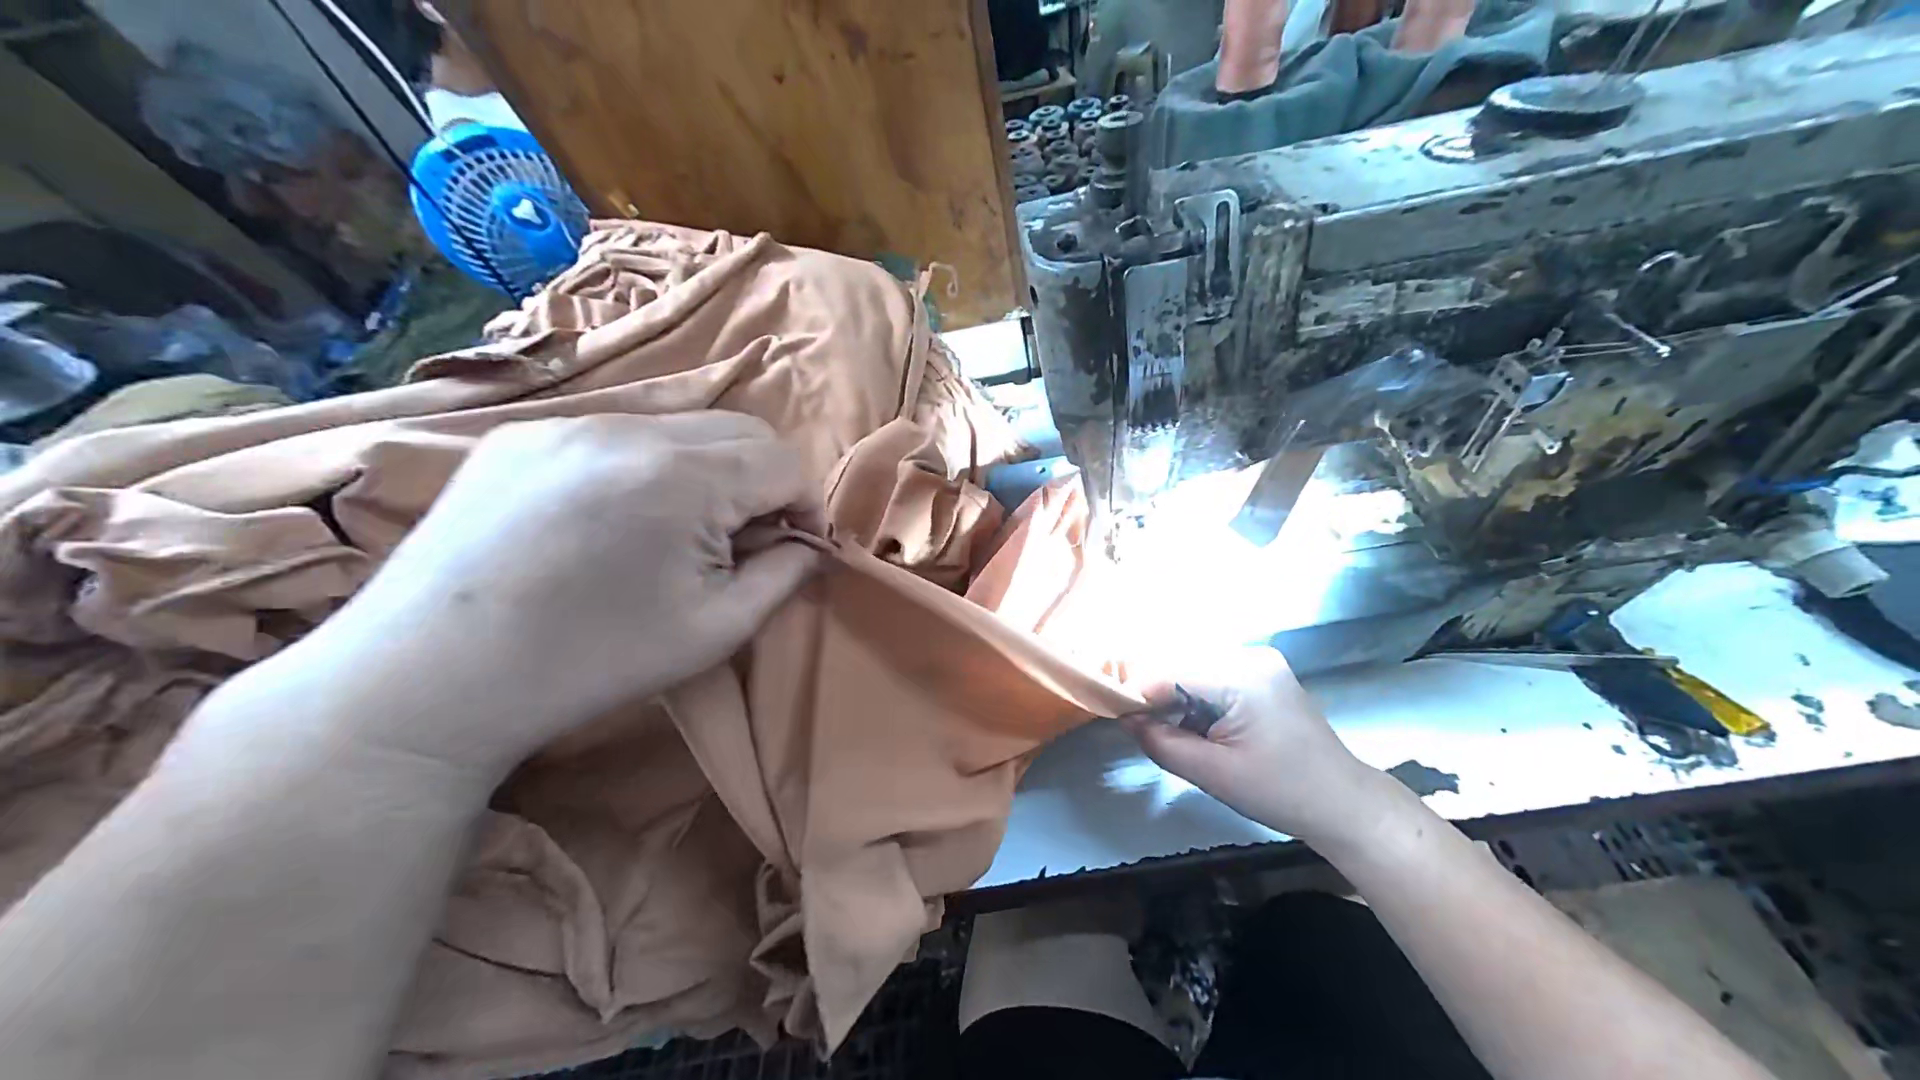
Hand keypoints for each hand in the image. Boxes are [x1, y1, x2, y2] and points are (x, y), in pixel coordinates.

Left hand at [284, 411, 820, 774]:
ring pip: (679, 426)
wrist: (430, 679)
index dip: (807, 504)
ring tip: (681, 531)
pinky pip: (616, 434)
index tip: (798, 547)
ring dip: (708, 470)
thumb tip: (808, 545)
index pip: (783, 461)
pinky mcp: (521, 435)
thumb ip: (782, 575)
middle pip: (740, 430)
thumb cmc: (591, 663)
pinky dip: (647, 466)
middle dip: (764, 481)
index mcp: (682, 477)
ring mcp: (567, 423)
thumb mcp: (715, 630)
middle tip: (746, 540)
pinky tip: (617, 519)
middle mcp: (627, 428)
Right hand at [1120, 647, 1390, 842]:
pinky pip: (1212, 674)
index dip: (1138, 696)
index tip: (1121, 721)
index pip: (1168, 673)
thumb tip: (1124, 718)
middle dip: (1157, 696)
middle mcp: (1250, 655)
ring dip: (1176, 697)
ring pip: (1192, 668)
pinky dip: (1196, 697)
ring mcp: (1259, 660)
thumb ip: (1161, 742)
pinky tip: (1202, 725)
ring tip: (1178, 732)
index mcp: (1241, 676)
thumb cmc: (1281, 792)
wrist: (1344, 803)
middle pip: (1179, 664)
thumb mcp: (1212, 774)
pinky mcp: (1262, 672)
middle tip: (1149, 730)